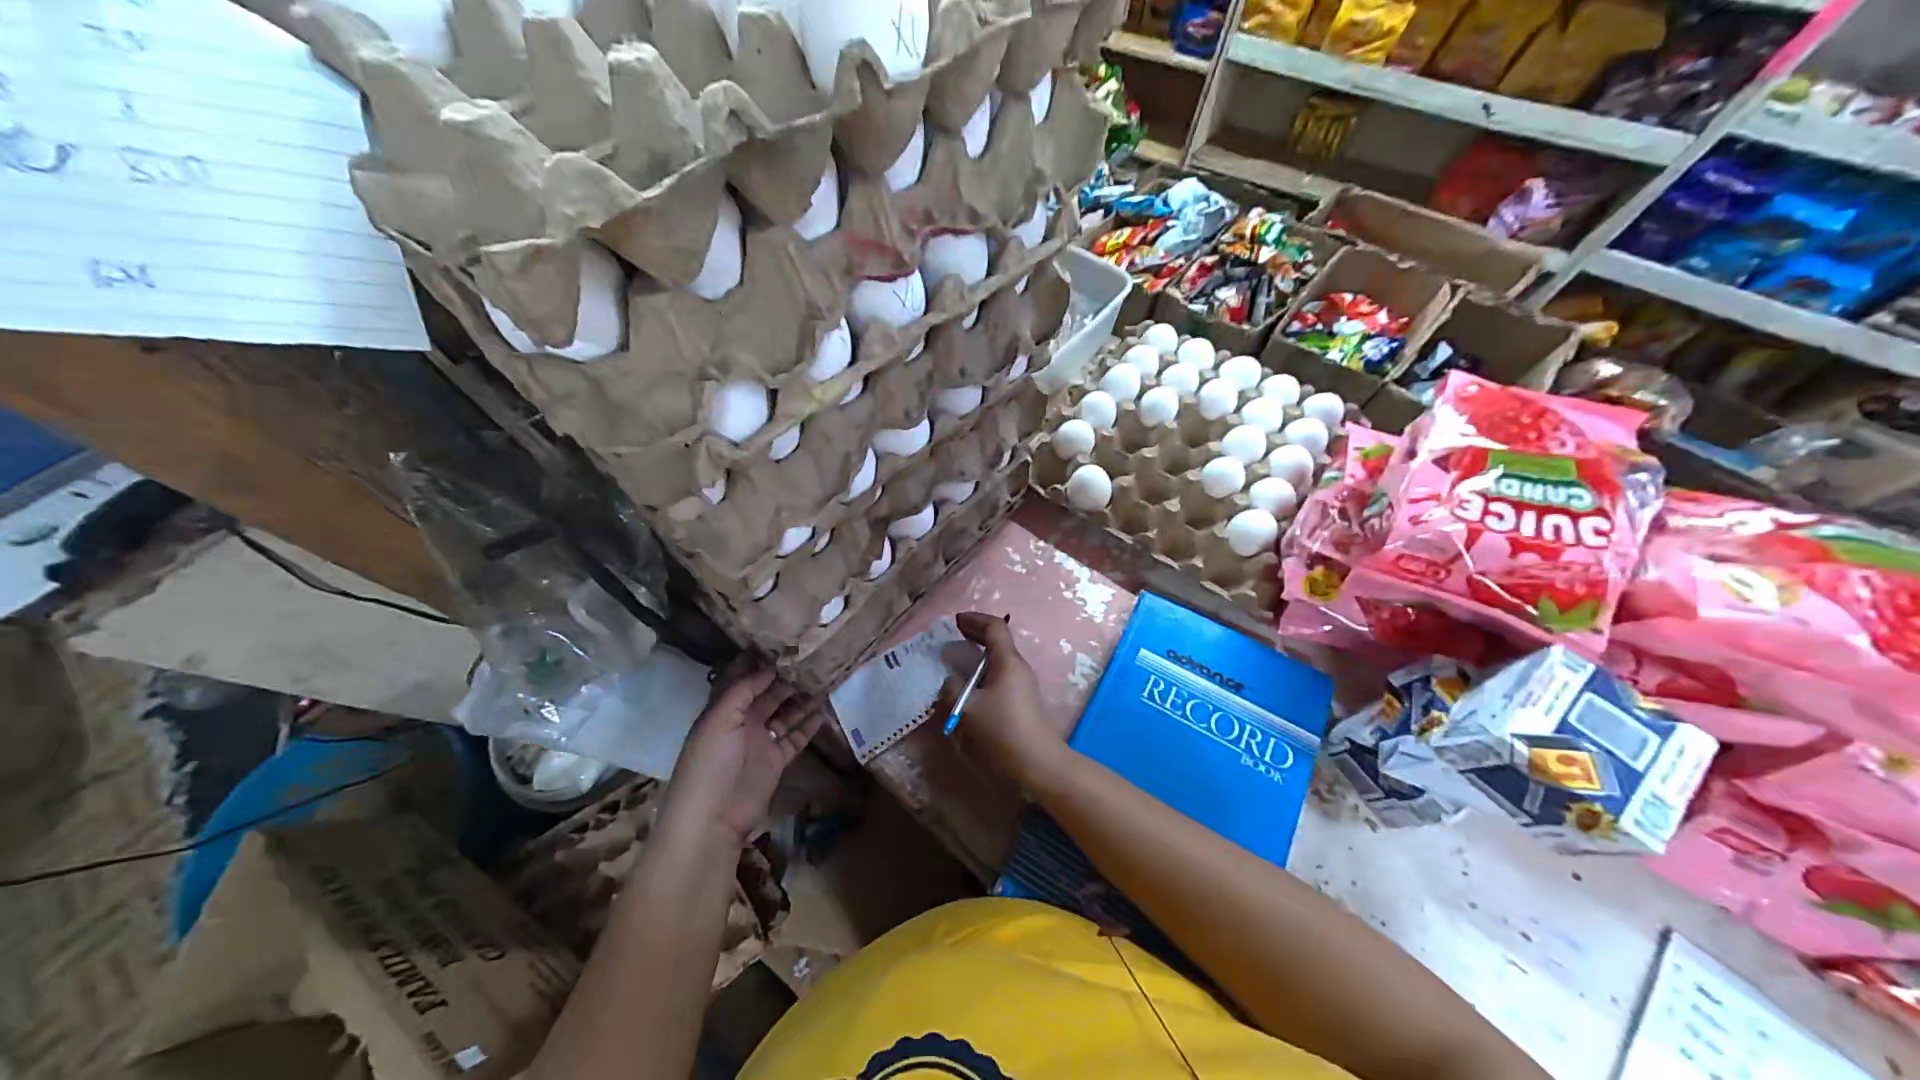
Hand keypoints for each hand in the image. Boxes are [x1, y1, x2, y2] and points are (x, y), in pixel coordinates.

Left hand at [660, 668, 822, 846]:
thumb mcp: (719, 719)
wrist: (712, 816)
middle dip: (785, 680)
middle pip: (767, 696)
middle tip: (811, 662)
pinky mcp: (775, 761)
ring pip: (784, 715)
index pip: (742, 681)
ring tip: (823, 683)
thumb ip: (742, 692)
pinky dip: (809, 727)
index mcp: (723, 711)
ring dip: (800, 701)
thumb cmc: (710, 762)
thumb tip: (767, 669)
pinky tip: (824, 712)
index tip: (782, 646)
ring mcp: (759, 742)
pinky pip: (795, 739)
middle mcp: (742, 723)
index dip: (759, 664)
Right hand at [954, 612, 1067, 790]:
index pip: (995, 627)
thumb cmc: (1000, 731)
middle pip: (998, 642)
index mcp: (1008, 662)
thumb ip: (952, 688)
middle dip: (975, 636)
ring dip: (978, 658)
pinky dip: (983, 675)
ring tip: (956, 665)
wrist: (1035, 765)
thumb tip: (951, 681)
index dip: (975, 620)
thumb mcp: (967, 708)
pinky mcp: (1021, 704)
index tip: (956, 622)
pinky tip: (968, 690)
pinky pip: (999, 679)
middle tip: (953, 638)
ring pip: (998, 662)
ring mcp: (1022, 686)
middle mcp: (1018, 669)